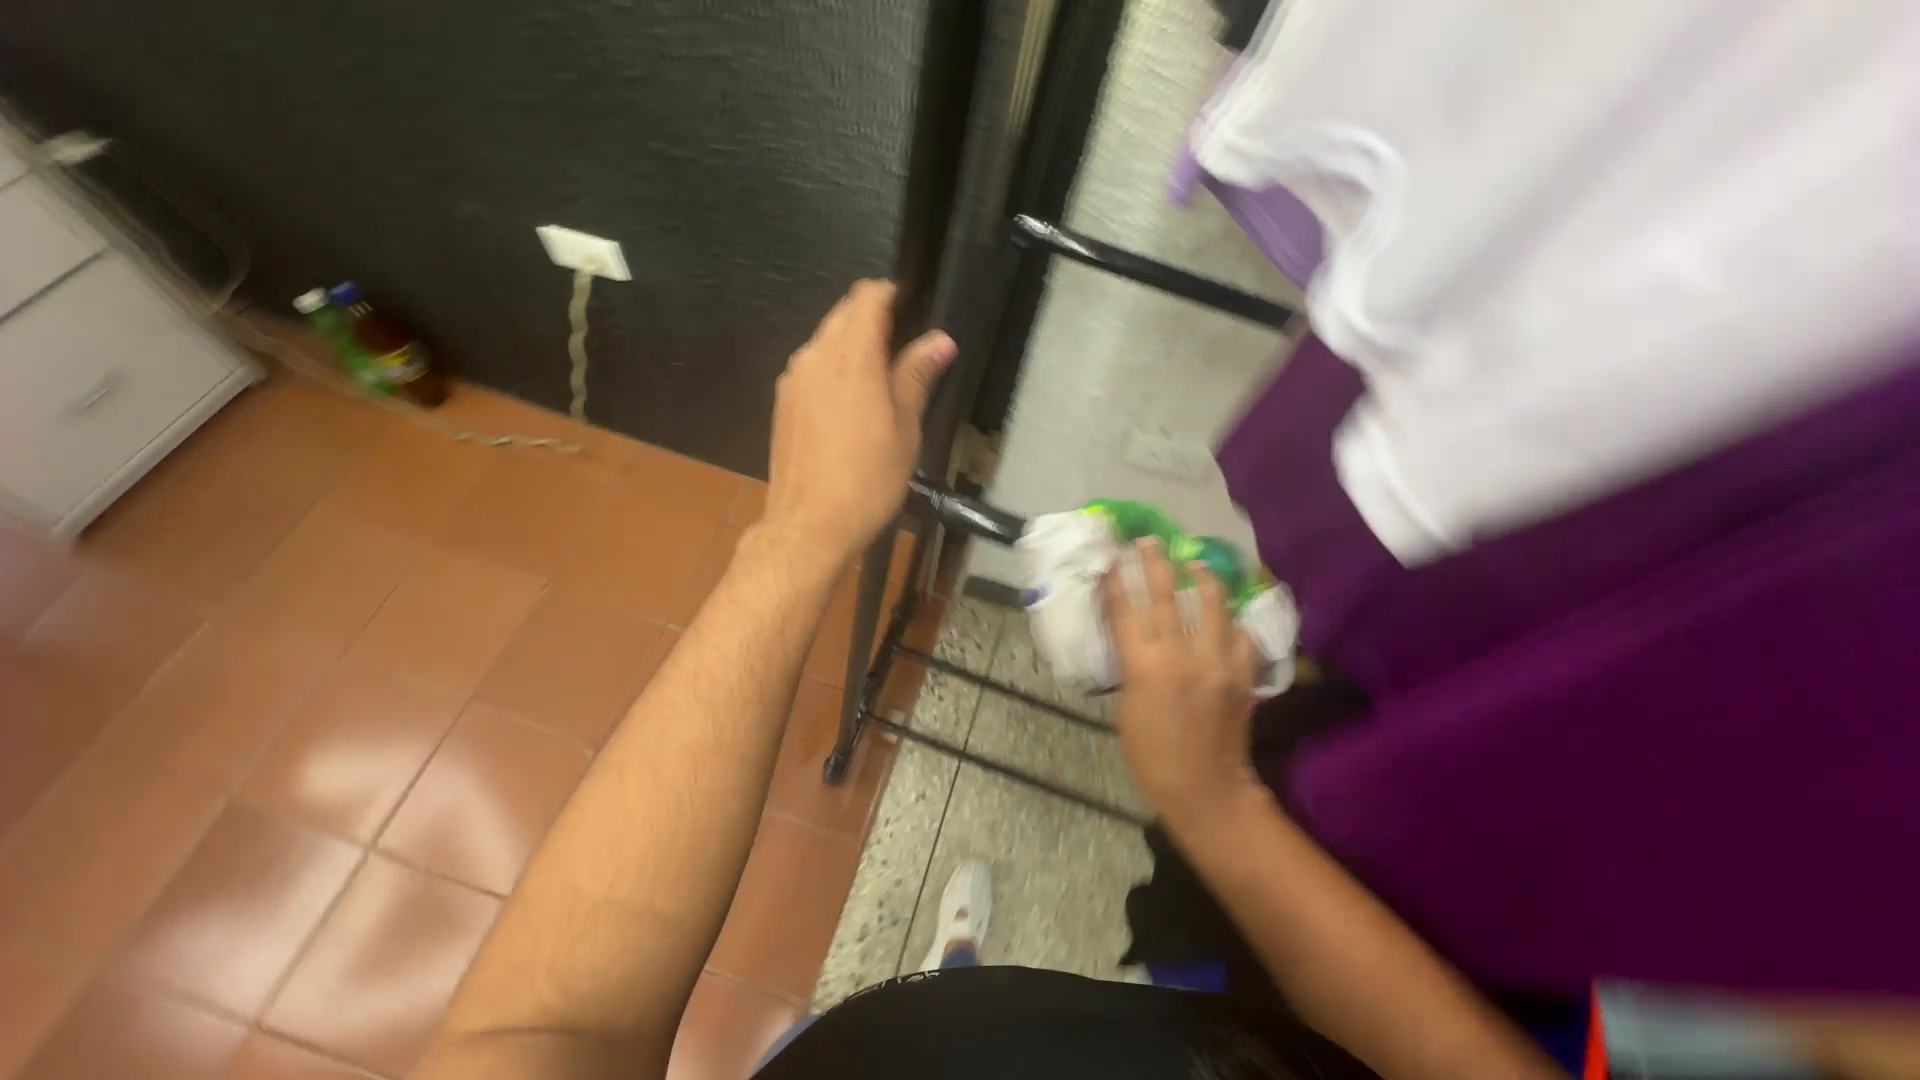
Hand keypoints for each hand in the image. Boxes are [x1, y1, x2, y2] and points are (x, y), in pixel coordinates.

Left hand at [759, 280, 954, 566]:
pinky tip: (851, 408)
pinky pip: (811, 370)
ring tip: (881, 383)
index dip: (893, 295)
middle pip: (843, 315)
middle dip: (873, 321)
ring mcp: (792, 380)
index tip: (914, 312)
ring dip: (852, 347)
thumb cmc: (867, 479)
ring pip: (824, 342)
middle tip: (905, 352)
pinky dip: (832, 372)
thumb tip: (940, 340)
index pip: (866, 297)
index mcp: (850, 356)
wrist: (809, 525)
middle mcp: (814, 357)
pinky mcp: (782, 404)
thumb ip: (917, 375)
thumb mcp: (905, 427)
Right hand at [1104, 539, 1262, 826]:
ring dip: (1201, 578)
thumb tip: (1132, 631)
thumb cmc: (1151, 753)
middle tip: (1150, 542)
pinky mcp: (1243, 673)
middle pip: (1166, 595)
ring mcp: (1217, 661)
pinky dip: (1231, 620)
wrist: (1205, 787)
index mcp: (1143, 666)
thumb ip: (1132, 663)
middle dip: (1155, 563)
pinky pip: (1240, 633)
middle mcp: (1181, 655)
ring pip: (1211, 604)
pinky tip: (1225, 615)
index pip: (1126, 608)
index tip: (1113, 556)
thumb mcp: (1126, 705)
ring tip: (1195, 563)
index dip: (1118, 578)